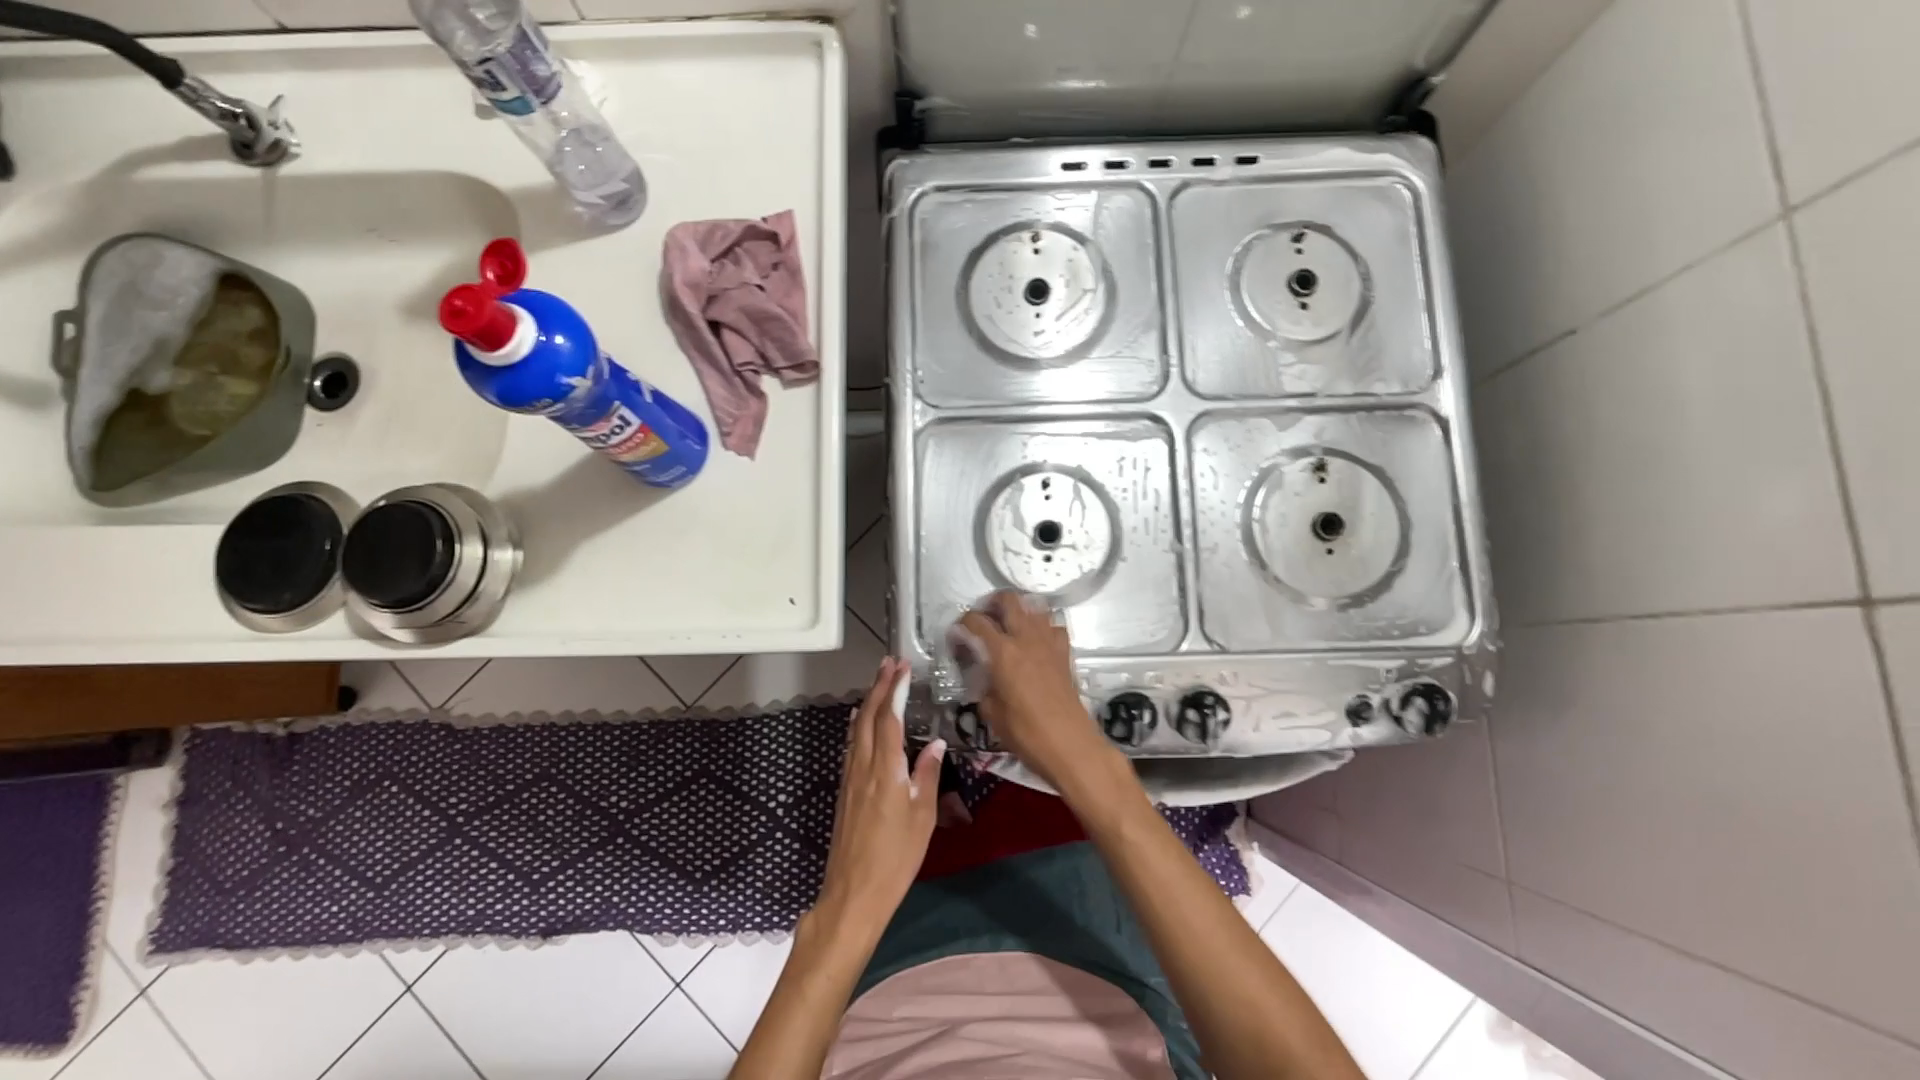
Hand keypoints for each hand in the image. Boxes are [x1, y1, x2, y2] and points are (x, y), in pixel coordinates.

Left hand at [815, 658, 944, 933]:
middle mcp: (863, 767)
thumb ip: (927, 776)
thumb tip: (936, 744)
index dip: (895, 690)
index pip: (889, 719)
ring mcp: (850, 779)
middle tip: (890, 663)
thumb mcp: (923, 817)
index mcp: (885, 770)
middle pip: (866, 717)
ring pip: (855, 730)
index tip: (902, 666)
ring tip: (879, 683)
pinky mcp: (844, 791)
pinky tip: (860, 723)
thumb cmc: (896, 858)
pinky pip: (851, 746)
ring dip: (867, 703)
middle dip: (878, 687)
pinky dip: (858, 725)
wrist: (854, 892)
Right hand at [953, 591, 1129, 798]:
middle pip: (1009, 600)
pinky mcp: (1065, 653)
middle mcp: (1026, 638)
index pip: (976, 621)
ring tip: (1009, 626)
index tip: (956, 636)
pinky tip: (1036, 641)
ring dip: (1019, 610)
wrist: (1069, 744)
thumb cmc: (1025, 732)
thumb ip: (981, 686)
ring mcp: (1049, 642)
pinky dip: (1042, 626)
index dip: (962, 624)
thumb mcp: (990, 712)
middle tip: (983, 617)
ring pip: (1034, 607)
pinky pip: (1054, 626)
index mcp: (1002, 652)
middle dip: (992, 602)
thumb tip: (981, 677)